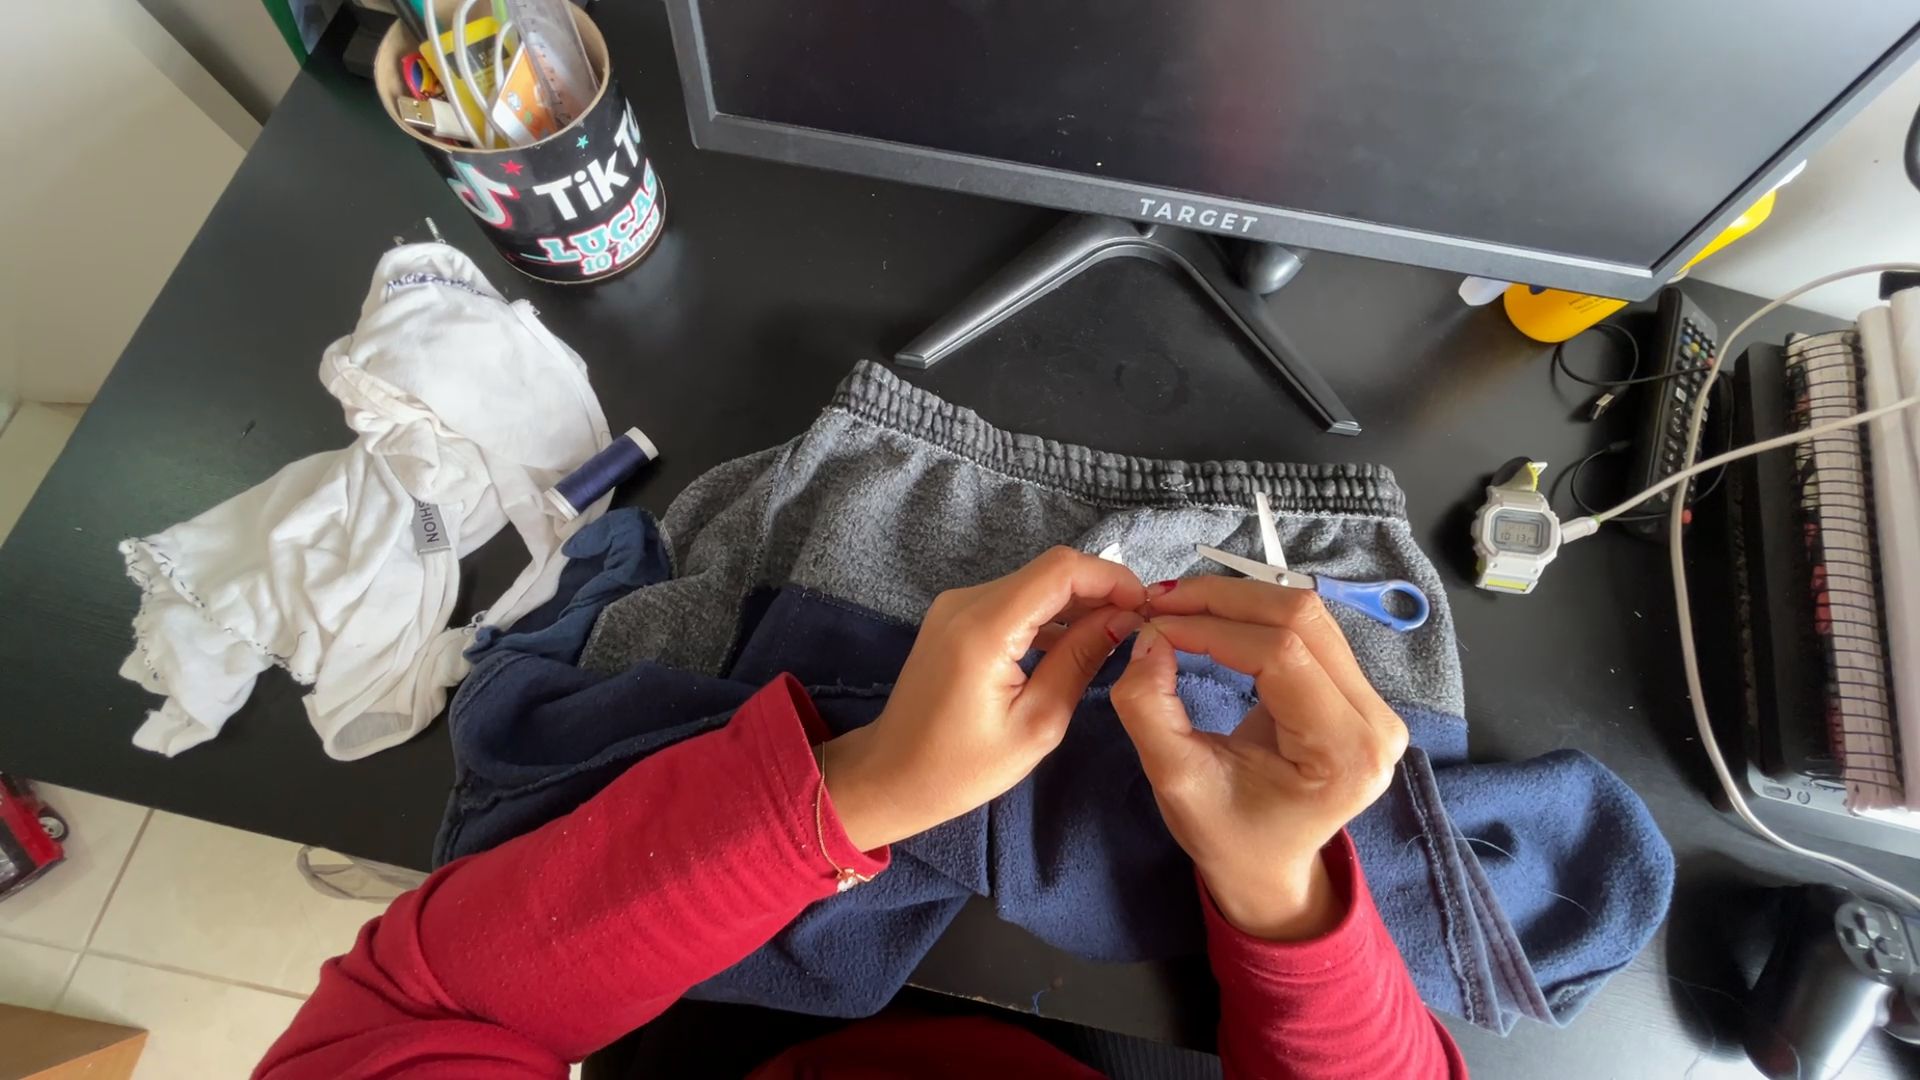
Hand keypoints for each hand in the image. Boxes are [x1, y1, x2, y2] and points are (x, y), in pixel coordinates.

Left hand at [827, 547, 1146, 850]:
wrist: (891, 774)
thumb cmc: (962, 766)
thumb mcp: (1037, 723)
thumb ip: (1080, 661)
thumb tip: (1124, 619)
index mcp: (984, 628)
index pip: (1059, 570)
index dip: (1109, 577)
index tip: (1145, 605)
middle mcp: (965, 601)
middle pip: (1048, 571)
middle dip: (1098, 590)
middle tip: (1137, 625)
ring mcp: (956, 604)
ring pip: (1032, 583)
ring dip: (1075, 602)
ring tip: (1114, 635)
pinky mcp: (955, 615)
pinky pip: (1012, 600)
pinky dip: (1047, 613)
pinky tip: (1073, 641)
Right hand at [1111, 576, 1408, 939]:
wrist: (1266, 865)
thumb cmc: (1224, 834)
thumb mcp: (1174, 780)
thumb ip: (1149, 709)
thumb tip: (1147, 638)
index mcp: (1342, 753)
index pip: (1279, 653)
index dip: (1209, 628)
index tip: (1151, 627)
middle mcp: (1375, 720)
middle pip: (1300, 617)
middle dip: (1221, 598)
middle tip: (1158, 602)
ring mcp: (1372, 701)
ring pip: (1303, 611)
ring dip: (1234, 598)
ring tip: (1176, 607)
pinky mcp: (1355, 689)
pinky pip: (1303, 627)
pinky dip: (1248, 611)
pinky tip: (1207, 618)